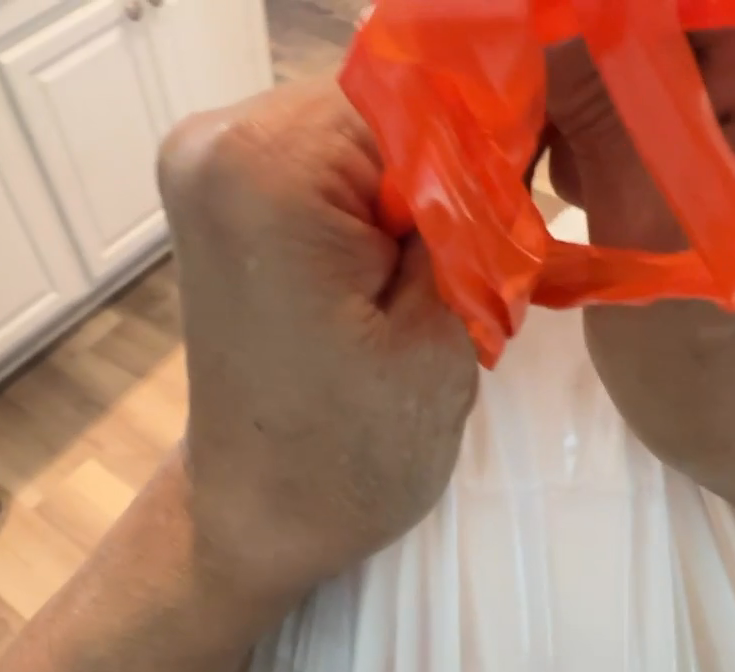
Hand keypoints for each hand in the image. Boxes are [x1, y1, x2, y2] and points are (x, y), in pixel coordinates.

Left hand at [160, 79, 478, 597]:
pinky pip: (329, 170)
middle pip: (386, 106)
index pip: (423, 89)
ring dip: (414, 198)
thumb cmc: (345, 462)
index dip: (492, 143)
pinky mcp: (224, 201)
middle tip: (469, 269)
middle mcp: (217, 139)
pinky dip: (374, 212)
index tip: (520, 212)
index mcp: (266, 166)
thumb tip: (524, 108)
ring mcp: (210, 166)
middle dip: (448, 174)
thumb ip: (481, 206)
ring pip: (363, 136)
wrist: (254, 519)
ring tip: (421, 289)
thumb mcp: (441, 334)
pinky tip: (384, 282)